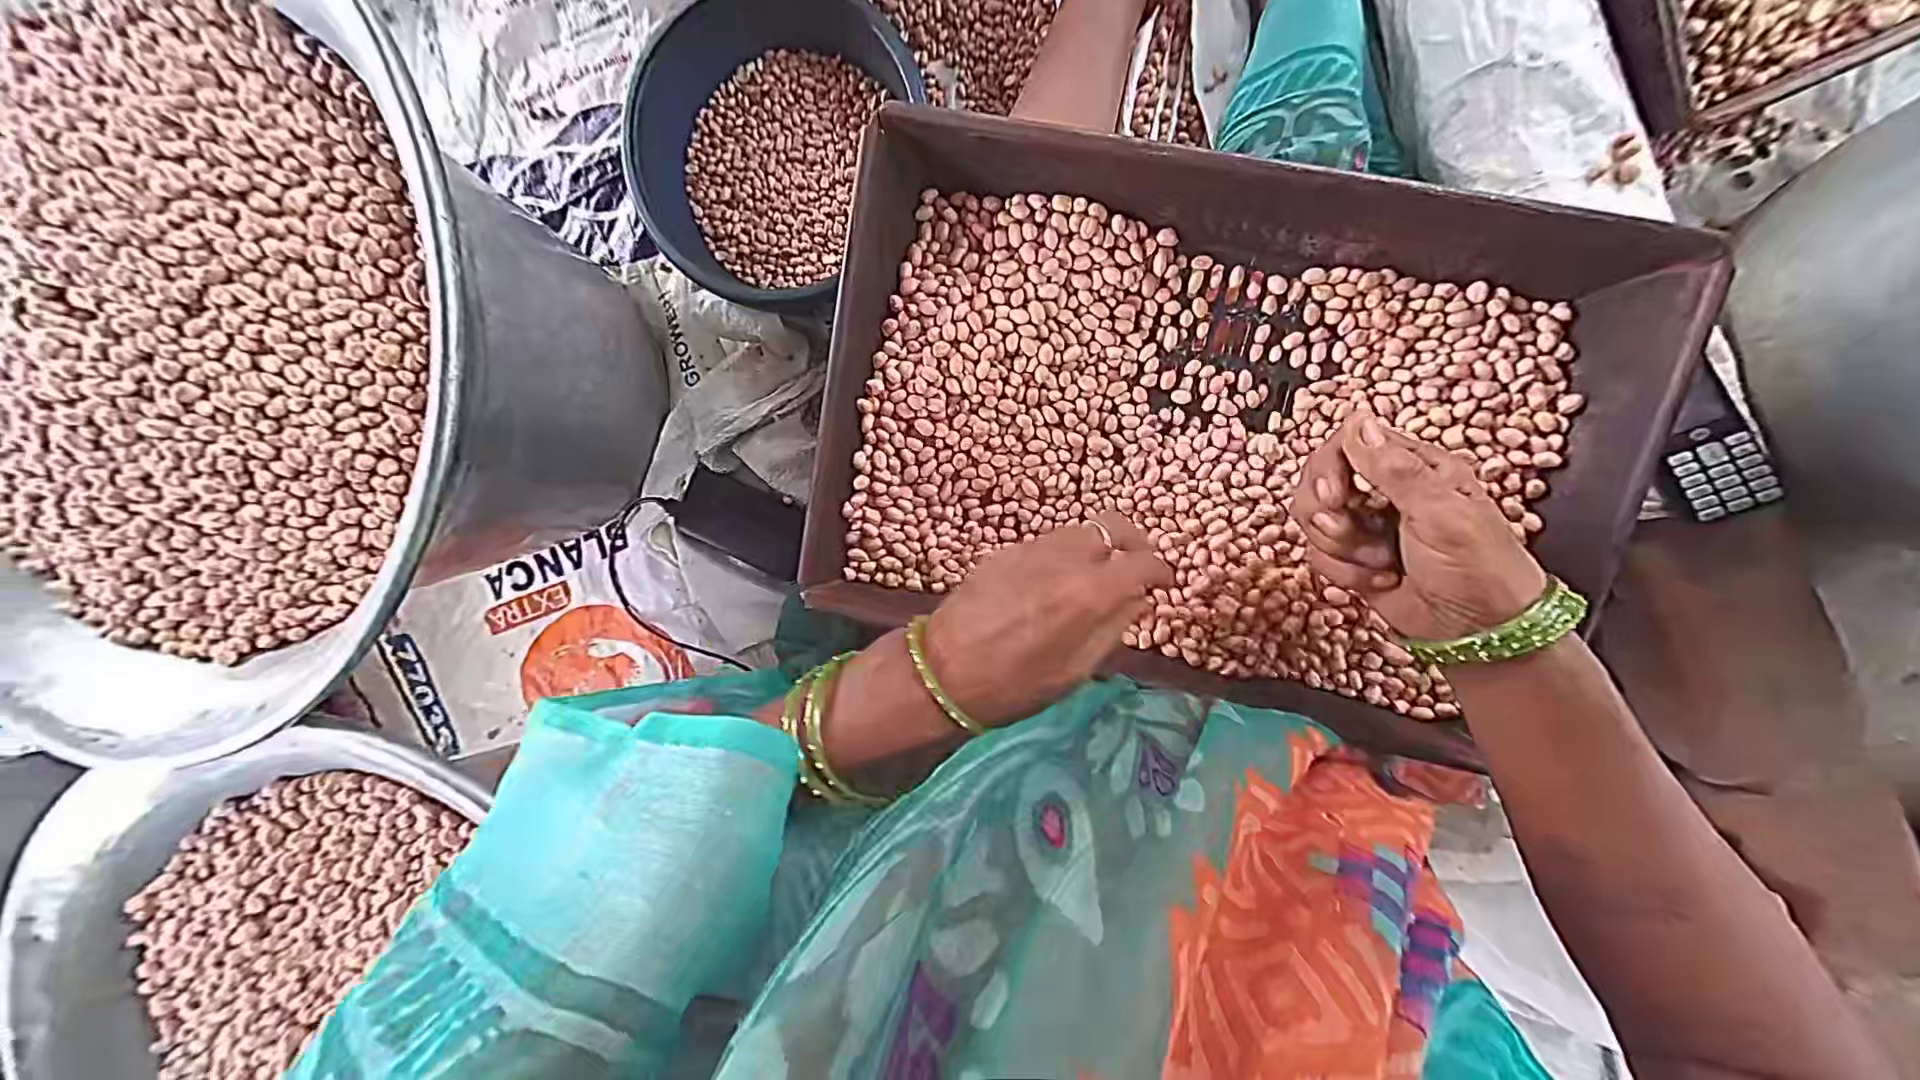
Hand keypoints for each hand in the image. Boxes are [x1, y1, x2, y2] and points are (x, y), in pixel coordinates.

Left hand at [924, 512, 1172, 725]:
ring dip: (1097, 547)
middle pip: (1112, 527)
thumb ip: (1113, 627)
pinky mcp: (1004, 552)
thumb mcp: (1075, 670)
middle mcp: (1062, 559)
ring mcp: (1030, 549)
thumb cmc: (1013, 686)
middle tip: (1135, 567)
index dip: (1160, 571)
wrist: (941, 672)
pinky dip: (1064, 555)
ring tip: (1094, 577)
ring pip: (1079, 531)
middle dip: (1133, 543)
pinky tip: (1054, 583)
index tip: (1164, 583)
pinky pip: (1047, 543)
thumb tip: (1138, 598)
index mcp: (1087, 592)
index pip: (1142, 563)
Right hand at [1291, 410, 1547, 641]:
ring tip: (1377, 561)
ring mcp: (1365, 525)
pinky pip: (1317, 555)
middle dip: (1326, 510)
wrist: (1480, 634)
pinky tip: (1378, 580)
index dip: (1330, 467)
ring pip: (1313, 518)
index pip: (1348, 443)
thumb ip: (1395, 468)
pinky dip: (1342, 571)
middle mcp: (1383, 491)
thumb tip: (1359, 420)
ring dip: (1338, 545)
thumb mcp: (1443, 513)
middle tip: (1347, 529)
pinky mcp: (1352, 558)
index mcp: (1414, 468)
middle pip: (1318, 480)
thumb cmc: (1480, 569)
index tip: (1335, 496)